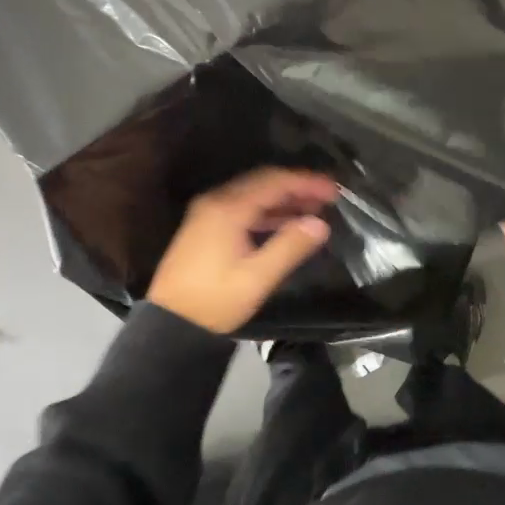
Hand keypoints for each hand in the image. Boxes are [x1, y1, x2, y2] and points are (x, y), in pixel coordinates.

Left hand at [147, 168, 338, 333]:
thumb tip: (320, 224)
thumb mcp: (257, 277)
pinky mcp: (205, 229)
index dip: (306, 182)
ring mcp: (207, 215)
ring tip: (312, 210)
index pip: (273, 182)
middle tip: (327, 196)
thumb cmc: (215, 300)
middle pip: (262, 183)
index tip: (333, 189)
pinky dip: (266, 213)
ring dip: (282, 201)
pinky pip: (242, 210)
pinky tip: (284, 225)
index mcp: (228, 209)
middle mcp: (215, 203)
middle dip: (296, 188)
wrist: (171, 322)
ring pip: (252, 196)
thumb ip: (290, 247)